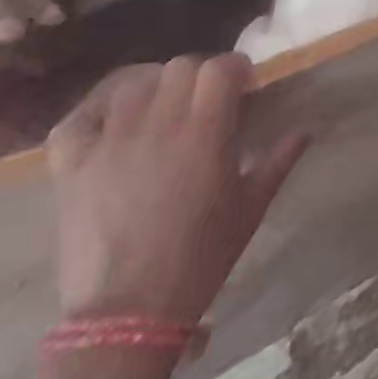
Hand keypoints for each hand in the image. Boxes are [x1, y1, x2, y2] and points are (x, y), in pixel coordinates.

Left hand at [47, 55, 307, 323]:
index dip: (235, 68)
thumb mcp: (251, 208)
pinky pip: (78, 117)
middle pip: (179, 66)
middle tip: (205, 102)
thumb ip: (278, 162)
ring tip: (160, 111)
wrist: (130, 312)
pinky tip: (110, 123)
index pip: (220, 68)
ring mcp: (110, 141)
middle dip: (198, 76)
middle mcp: (158, 124)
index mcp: (206, 132)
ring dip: (152, 88)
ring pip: (132, 83)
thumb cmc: (201, 257)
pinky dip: (95, 113)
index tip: (243, 85)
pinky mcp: (72, 163)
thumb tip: (304, 130)